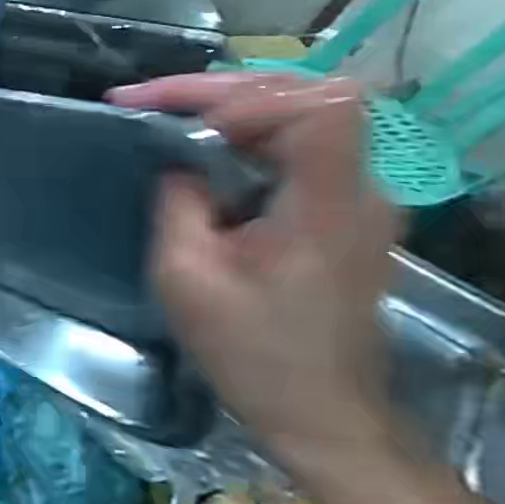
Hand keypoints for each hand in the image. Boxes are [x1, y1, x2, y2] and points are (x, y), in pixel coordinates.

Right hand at [108, 72, 401, 469]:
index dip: (245, 95)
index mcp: (330, 206)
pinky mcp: (343, 211)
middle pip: (305, 96)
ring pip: (300, 114)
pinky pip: (296, 145)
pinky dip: (243, 132)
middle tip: (143, 100)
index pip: (320, 106)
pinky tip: (199, 146)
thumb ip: (179, 201)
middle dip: (219, 89)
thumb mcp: (187, 276)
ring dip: (228, 105)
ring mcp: (358, 199)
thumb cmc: (251, 351)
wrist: (321, 414)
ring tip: (160, 113)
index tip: (176, 119)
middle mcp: (360, 190)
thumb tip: (176, 160)